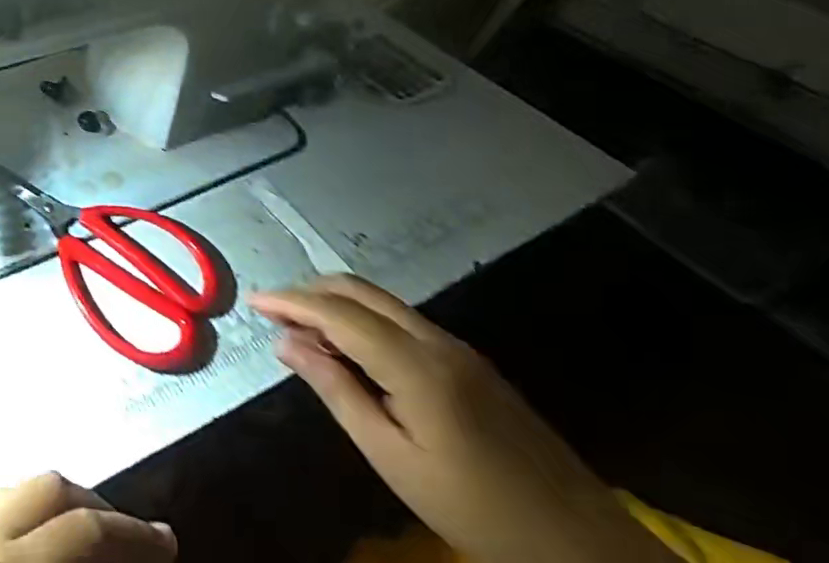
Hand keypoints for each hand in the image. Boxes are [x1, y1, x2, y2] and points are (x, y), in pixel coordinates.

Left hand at [0, 471, 177, 561]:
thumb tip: (123, 560)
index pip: (86, 530)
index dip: (135, 535)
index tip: (166, 543)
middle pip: (50, 489)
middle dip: (99, 504)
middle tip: (129, 532)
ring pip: (16, 493)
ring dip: (60, 508)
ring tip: (87, 536)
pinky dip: (24, 524)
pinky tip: (37, 550)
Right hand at [249, 276, 675, 562]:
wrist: (575, 536)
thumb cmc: (473, 508)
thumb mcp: (392, 457)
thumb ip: (337, 391)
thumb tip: (286, 344)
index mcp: (415, 363)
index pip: (338, 312)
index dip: (292, 301)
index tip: (253, 300)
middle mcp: (435, 338)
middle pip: (361, 292)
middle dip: (311, 291)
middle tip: (272, 310)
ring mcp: (456, 345)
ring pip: (382, 301)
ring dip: (336, 302)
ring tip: (299, 325)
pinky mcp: (467, 359)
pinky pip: (402, 320)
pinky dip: (363, 318)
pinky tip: (348, 343)